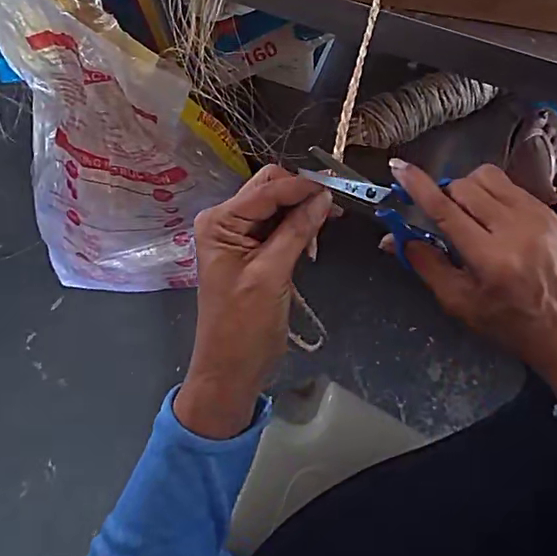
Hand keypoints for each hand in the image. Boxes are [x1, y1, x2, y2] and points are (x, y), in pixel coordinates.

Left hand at [175, 166, 333, 437]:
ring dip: (303, 209)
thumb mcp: (272, 275)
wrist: (231, 370)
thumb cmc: (244, 326)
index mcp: (220, 221)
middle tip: (335, 205)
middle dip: (302, 193)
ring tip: (328, 222)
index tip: (337, 185)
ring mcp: (238, 234)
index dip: (302, 185)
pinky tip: (315, 235)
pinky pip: (279, 224)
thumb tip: (324, 196)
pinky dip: (299, 225)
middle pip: (270, 189)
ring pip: (277, 204)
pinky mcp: (252, 248)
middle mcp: (225, 220)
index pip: (266, 190)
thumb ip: (297, 230)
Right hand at [388, 160, 556, 405]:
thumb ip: (424, 263)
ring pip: (485, 176)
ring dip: (466, 189)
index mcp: (491, 259)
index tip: (399, 167)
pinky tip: (491, 218)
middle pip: (462, 187)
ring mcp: (536, 215)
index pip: (445, 209)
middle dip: (443, 196)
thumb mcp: (460, 302)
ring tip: (467, 215)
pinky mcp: (547, 210)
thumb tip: (393, 237)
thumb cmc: (511, 324)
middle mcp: (516, 230)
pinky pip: (507, 183)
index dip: (417, 186)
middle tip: (441, 219)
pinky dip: (490, 193)